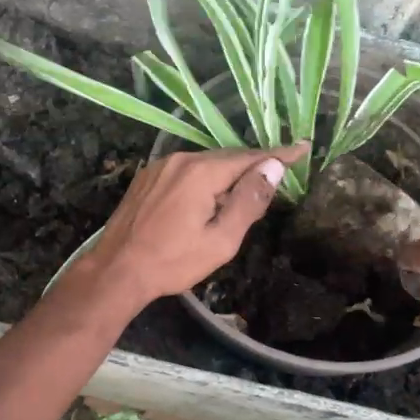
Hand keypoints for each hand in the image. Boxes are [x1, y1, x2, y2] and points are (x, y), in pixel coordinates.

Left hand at [69, 143, 308, 309]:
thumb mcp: (221, 240)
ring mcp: (159, 168)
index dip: (279, 155)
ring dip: (226, 177)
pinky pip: (185, 172)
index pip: (249, 157)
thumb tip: (273, 169)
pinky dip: (204, 180)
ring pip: (204, 165)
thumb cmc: (172, 261)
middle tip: (277, 178)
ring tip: (243, 194)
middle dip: (252, 167)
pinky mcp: (146, 179)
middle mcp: (180, 160)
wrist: (116, 271)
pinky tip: (208, 199)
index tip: (303, 149)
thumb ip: (249, 202)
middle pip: (227, 159)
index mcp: (201, 172)